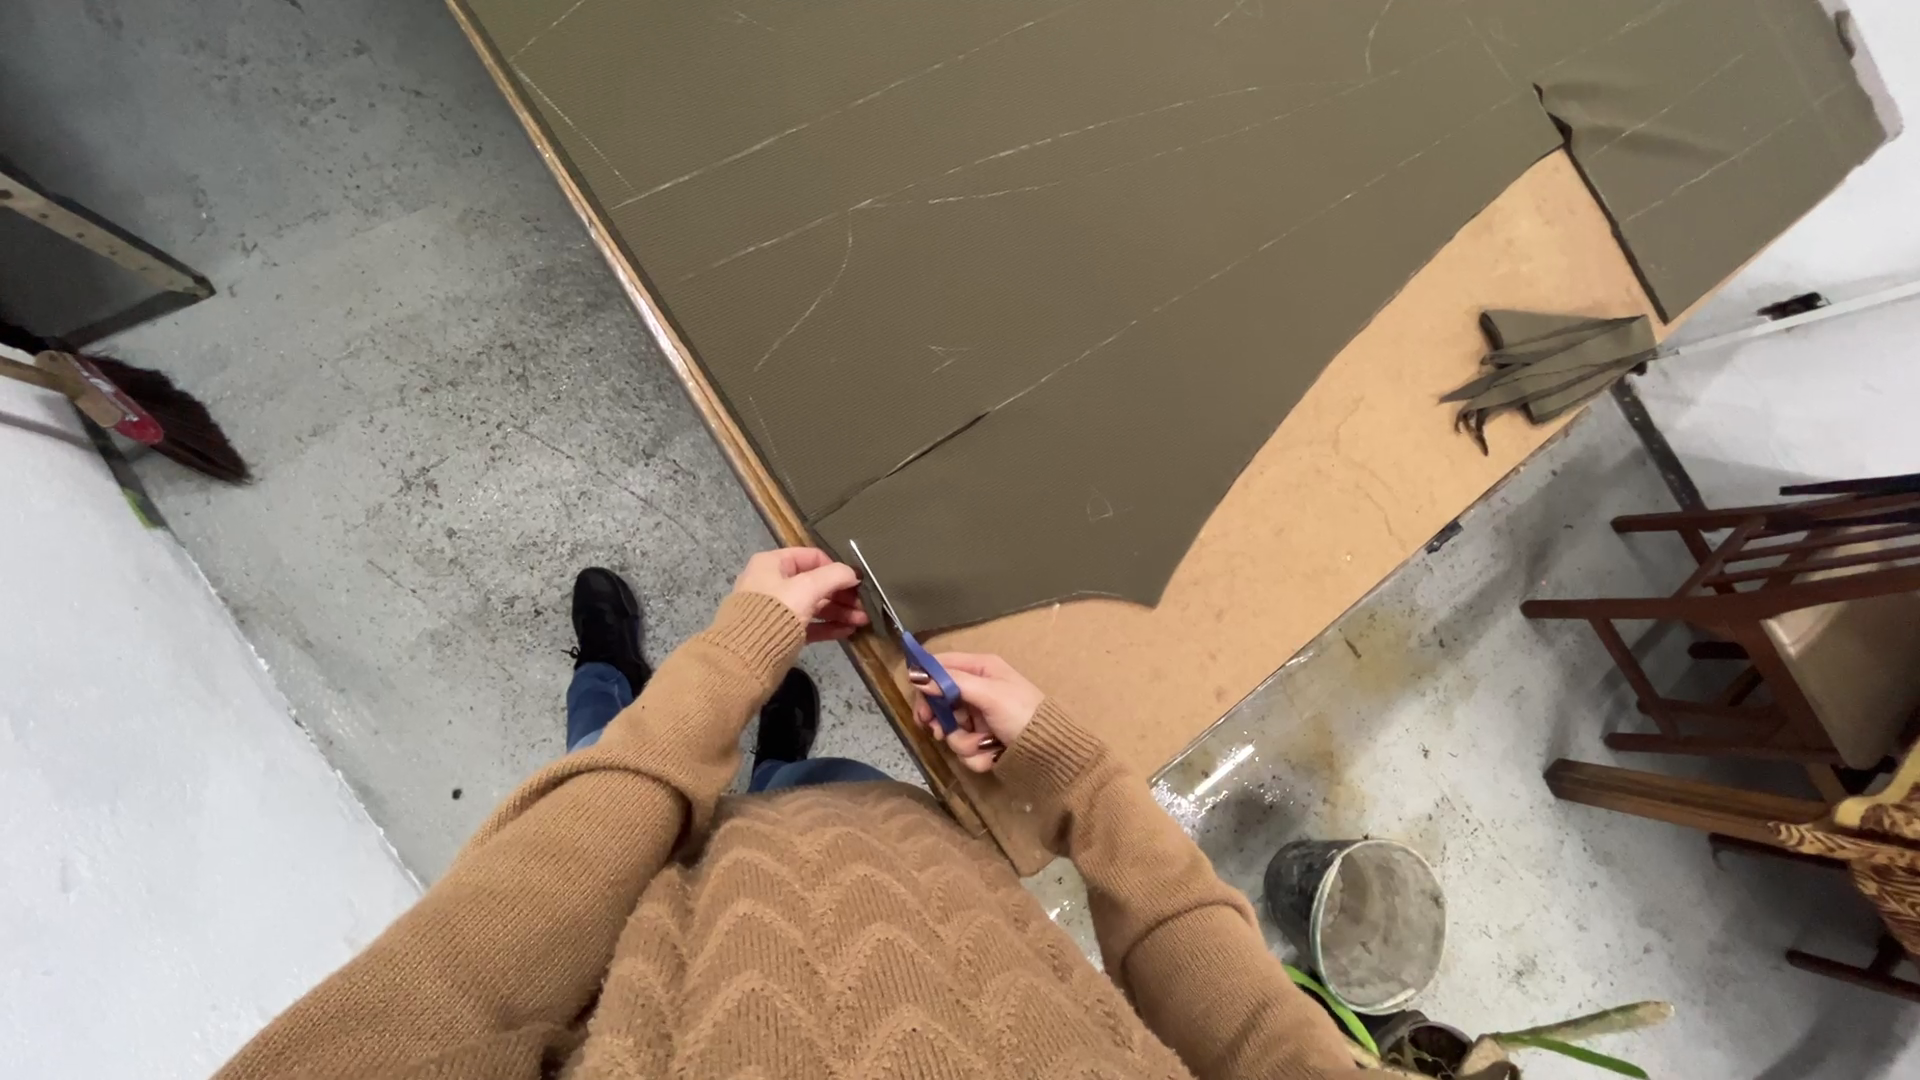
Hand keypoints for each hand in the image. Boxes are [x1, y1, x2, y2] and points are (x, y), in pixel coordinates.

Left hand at [732, 547, 868, 642]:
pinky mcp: (781, 632)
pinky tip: (848, 631)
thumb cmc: (775, 612)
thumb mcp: (807, 587)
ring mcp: (777, 610)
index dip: (836, 568)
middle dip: (843, 594)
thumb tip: (854, 573)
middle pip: (816, 583)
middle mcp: (774, 583)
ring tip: (862, 621)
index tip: (856, 582)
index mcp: (773, 564)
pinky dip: (828, 626)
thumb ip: (834, 575)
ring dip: (840, 611)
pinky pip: (810, 625)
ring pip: (815, 605)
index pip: (812, 557)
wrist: (746, 657)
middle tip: (864, 605)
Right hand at [910, 653, 1043, 772]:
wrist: (1050, 752)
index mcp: (981, 668)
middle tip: (937, 731)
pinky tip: (992, 753)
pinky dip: (976, 754)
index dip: (926, 681)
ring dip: (964, 741)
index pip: (941, 665)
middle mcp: (977, 689)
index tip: (919, 701)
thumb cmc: (1022, 714)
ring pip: (952, 729)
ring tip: (983, 744)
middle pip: (941, 701)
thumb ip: (953, 683)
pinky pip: (965, 748)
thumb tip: (917, 675)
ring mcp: (979, 716)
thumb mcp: (989, 694)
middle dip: (941, 720)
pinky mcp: (983, 739)